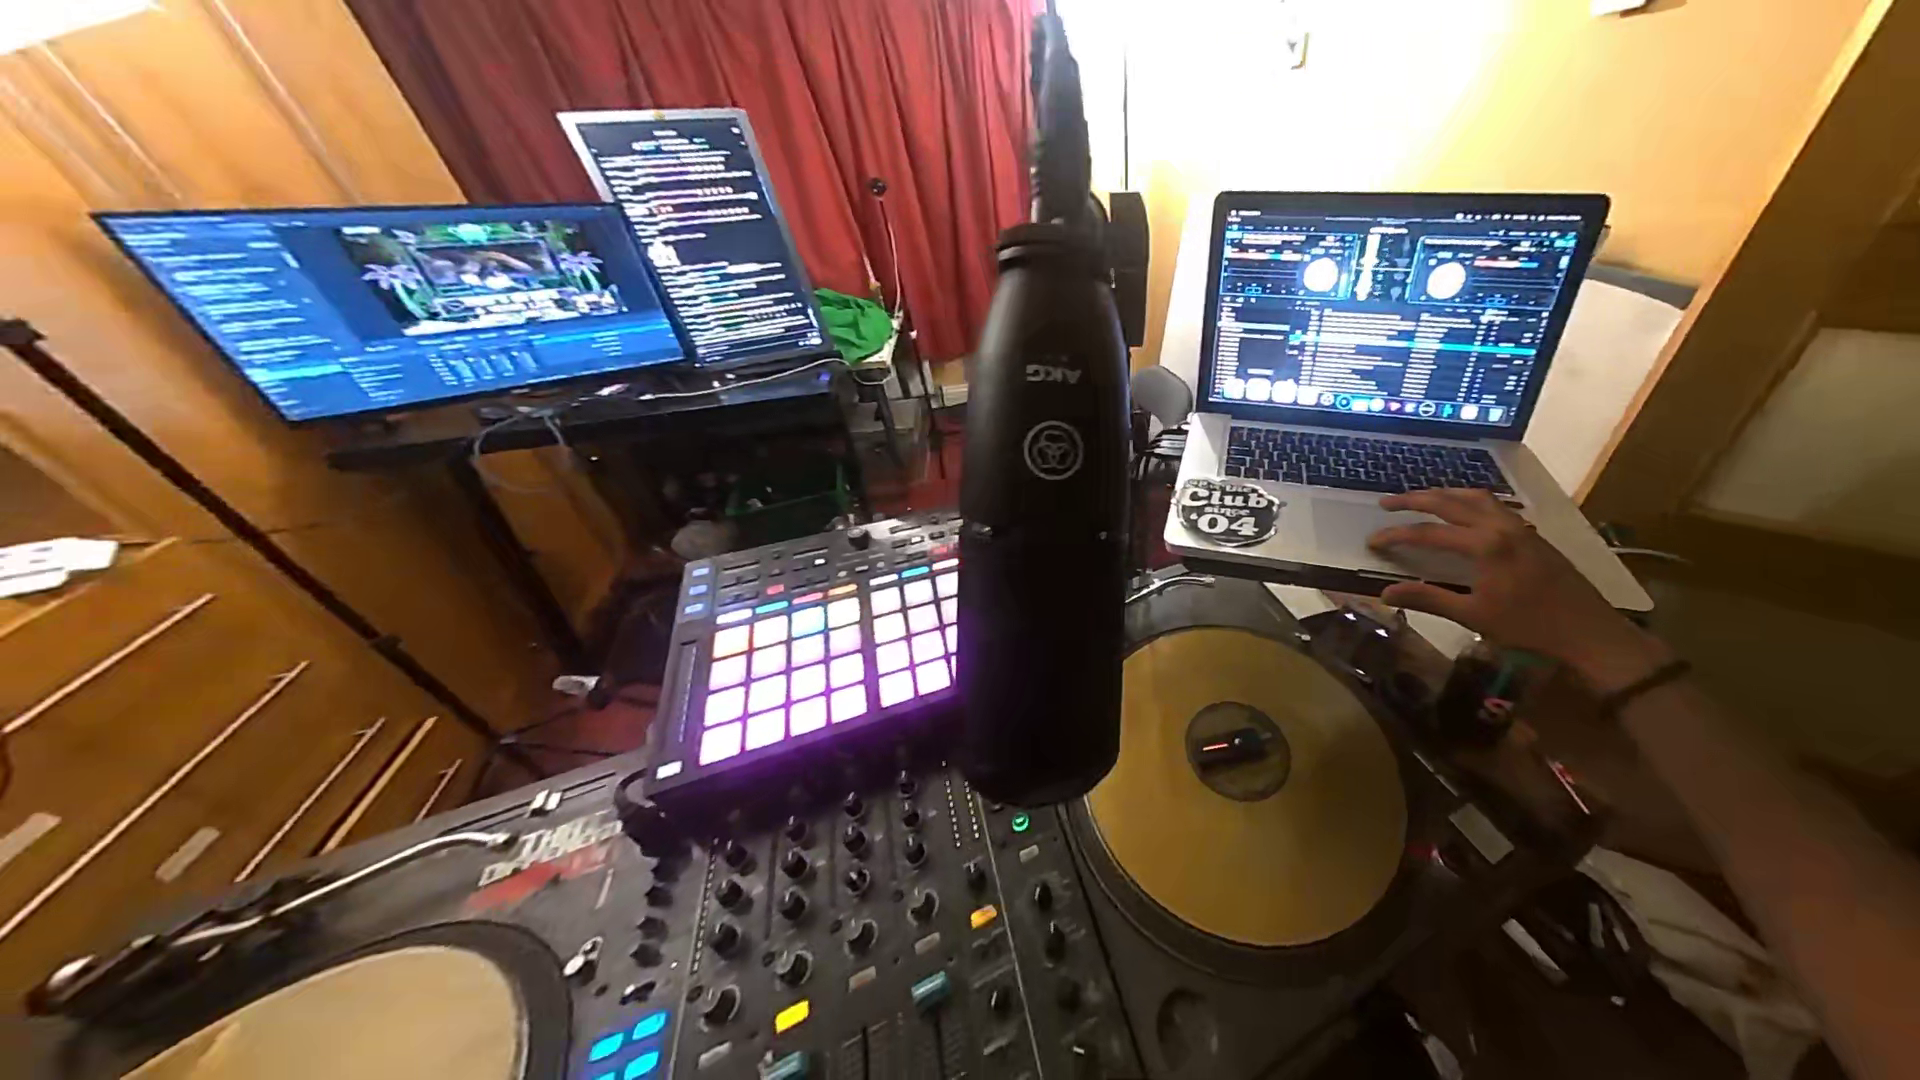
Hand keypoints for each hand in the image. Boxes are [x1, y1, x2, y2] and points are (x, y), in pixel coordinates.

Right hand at [1366, 489, 1669, 692]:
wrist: (1590, 632)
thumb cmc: (1529, 626)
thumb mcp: (1473, 615)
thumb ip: (1427, 599)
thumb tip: (1385, 593)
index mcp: (1485, 545)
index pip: (1427, 533)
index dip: (1395, 535)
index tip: (1372, 541)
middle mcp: (1501, 528)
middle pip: (1450, 503)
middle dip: (1414, 500)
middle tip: (1386, 503)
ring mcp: (1520, 528)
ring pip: (1475, 497)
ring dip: (1444, 494)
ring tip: (1420, 498)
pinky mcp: (1532, 535)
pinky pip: (1494, 506)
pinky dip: (1469, 501)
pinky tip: (1462, 512)